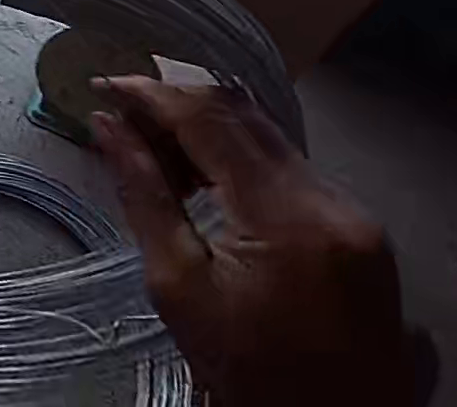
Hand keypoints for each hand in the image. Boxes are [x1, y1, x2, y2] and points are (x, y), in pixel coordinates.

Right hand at [90, 78, 417, 406]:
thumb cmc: (247, 370)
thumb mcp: (176, 283)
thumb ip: (142, 191)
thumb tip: (105, 124)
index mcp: (288, 219)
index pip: (210, 120)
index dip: (151, 94)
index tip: (104, 86)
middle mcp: (331, 201)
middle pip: (239, 114)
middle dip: (172, 103)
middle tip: (120, 115)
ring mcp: (350, 210)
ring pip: (259, 131)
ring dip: (199, 126)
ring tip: (150, 147)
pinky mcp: (353, 222)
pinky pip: (278, 160)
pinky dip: (228, 151)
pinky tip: (195, 173)